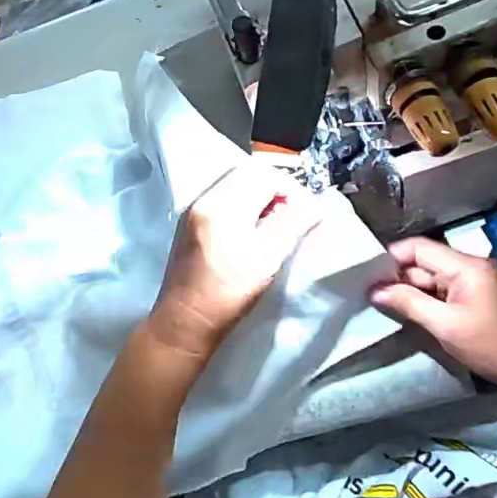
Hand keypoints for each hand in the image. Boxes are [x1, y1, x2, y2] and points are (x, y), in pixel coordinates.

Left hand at [146, 160, 322, 359]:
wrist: (182, 323)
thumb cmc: (226, 295)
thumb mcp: (267, 259)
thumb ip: (292, 225)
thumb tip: (314, 204)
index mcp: (220, 204)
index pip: (263, 174)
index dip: (290, 188)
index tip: (304, 212)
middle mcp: (202, 199)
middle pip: (246, 174)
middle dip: (275, 189)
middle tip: (291, 216)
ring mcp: (192, 211)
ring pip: (233, 185)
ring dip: (258, 197)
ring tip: (274, 226)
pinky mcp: (188, 225)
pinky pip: (220, 200)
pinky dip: (241, 206)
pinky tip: (250, 233)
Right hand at [371, 237, 496, 400]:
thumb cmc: (493, 347)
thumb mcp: (446, 326)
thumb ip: (409, 303)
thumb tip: (374, 289)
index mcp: (466, 265)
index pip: (418, 247)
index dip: (390, 258)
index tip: (367, 276)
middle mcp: (471, 266)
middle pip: (424, 262)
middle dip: (398, 277)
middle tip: (371, 295)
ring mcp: (477, 282)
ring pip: (433, 278)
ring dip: (411, 291)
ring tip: (386, 305)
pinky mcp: (479, 297)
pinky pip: (445, 291)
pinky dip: (427, 300)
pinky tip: (412, 313)